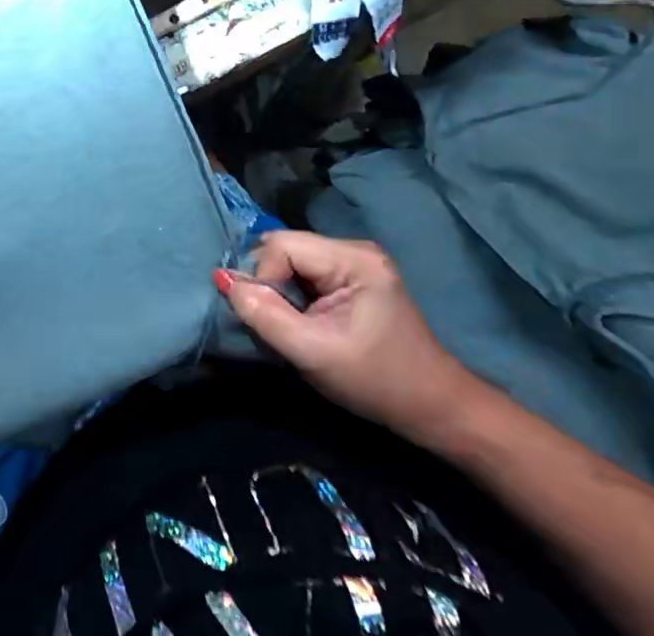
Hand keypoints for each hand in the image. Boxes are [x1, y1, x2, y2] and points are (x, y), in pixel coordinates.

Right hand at [215, 231, 484, 444]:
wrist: (431, 408)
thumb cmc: (376, 382)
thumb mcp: (312, 352)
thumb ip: (264, 314)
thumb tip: (221, 278)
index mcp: (353, 258)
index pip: (281, 245)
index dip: (263, 278)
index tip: (270, 320)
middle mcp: (353, 248)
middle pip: (284, 248)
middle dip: (269, 284)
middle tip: (277, 325)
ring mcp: (353, 261)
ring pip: (290, 261)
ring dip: (278, 292)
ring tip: (290, 327)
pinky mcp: (350, 278)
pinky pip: (303, 273)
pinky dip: (291, 296)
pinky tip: (302, 322)